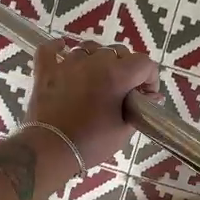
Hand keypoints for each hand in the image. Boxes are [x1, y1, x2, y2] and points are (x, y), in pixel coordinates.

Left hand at [25, 41, 157, 169]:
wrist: (50, 150)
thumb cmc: (90, 144)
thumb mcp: (122, 132)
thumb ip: (140, 110)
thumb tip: (154, 97)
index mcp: (116, 75)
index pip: (144, 63)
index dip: (150, 78)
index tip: (146, 96)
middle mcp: (93, 62)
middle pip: (117, 52)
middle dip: (126, 69)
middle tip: (123, 92)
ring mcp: (67, 64)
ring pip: (89, 48)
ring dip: (98, 60)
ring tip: (98, 79)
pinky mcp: (46, 72)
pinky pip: (50, 50)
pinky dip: (57, 48)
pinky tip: (62, 50)